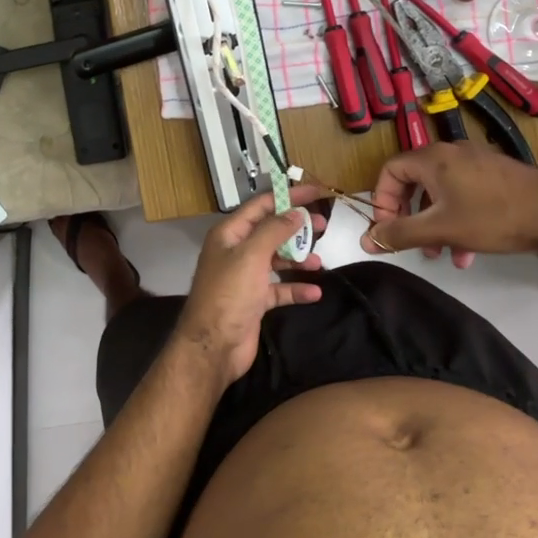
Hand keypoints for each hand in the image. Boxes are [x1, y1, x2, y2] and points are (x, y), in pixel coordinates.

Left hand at [174, 185, 327, 386]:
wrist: (214, 346)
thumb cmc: (229, 294)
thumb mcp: (251, 256)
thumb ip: (274, 231)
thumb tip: (294, 212)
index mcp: (229, 234)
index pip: (261, 205)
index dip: (287, 196)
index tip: (316, 192)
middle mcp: (236, 251)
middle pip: (270, 231)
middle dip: (296, 228)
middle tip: (324, 225)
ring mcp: (244, 277)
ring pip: (276, 260)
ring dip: (298, 259)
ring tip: (319, 262)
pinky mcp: (254, 301)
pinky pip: (279, 288)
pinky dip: (296, 288)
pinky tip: (314, 292)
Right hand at [360, 143, 537, 266]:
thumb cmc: (493, 217)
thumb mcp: (440, 229)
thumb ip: (399, 234)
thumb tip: (365, 240)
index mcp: (433, 158)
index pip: (390, 171)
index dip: (382, 201)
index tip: (389, 228)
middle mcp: (452, 153)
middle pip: (414, 182)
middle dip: (409, 216)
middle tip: (412, 242)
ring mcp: (476, 163)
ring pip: (440, 193)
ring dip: (433, 223)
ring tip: (440, 254)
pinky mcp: (496, 176)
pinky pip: (462, 194)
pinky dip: (456, 219)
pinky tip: (467, 251)